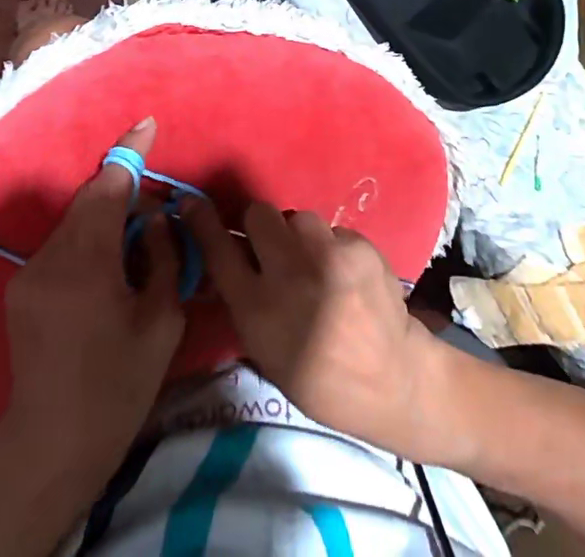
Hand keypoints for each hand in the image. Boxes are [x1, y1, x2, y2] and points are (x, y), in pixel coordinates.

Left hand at [0, 118, 184, 473]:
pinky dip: (89, 243)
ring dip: (106, 220)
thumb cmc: (118, 387)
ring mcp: (28, 272)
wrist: (53, 445)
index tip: (147, 123)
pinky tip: (110, 271)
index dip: (128, 153)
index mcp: (86, 264)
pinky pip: (62, 247)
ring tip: (138, 248)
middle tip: (157, 214)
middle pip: (88, 202)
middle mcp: (49, 258)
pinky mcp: (20, 288)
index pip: (107, 188)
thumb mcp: (161, 322)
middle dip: (122, 193)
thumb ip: (165, 258)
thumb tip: (159, 217)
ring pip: (74, 223)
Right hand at [184, 199, 464, 464]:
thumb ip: (242, 298)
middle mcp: (289, 274)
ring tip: (313, 262)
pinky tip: (343, 273)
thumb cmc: (317, 378)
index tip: (192, 203)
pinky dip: (331, 246)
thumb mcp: (263, 349)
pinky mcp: (360, 247)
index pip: (218, 248)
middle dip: (260, 227)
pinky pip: (332, 230)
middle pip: (257, 215)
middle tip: (273, 248)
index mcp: (257, 308)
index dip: (201, 221)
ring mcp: (328, 256)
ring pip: (297, 216)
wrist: (392, 381)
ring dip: (297, 235)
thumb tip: (226, 255)